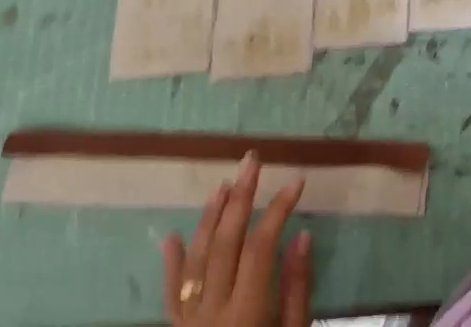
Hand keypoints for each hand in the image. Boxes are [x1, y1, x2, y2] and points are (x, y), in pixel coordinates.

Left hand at [161, 153, 311, 326]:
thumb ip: (297, 287)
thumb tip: (301, 235)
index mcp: (246, 313)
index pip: (260, 247)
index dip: (277, 210)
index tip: (297, 180)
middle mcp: (211, 313)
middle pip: (223, 244)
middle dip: (239, 198)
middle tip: (251, 160)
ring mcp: (188, 324)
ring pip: (194, 261)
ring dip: (208, 219)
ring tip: (222, 185)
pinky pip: (170, 294)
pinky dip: (170, 264)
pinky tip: (172, 235)